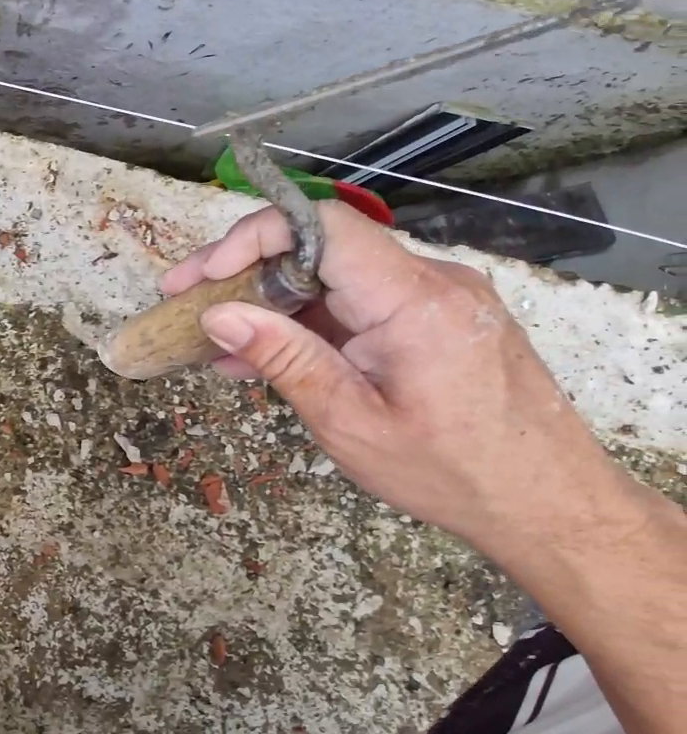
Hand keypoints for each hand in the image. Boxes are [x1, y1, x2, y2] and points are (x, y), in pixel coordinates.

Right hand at [159, 201, 620, 547]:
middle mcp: (431, 283)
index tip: (206, 276)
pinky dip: (301, 318)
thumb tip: (216, 314)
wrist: (553, 507)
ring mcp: (434, 297)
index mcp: (416, 302)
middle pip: (317, 246)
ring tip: (211, 336)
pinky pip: (351, 299)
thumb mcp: (350, 421)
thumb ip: (283, 358)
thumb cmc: (453, 471)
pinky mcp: (431, 316)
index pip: (324, 227)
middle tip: (181, 299)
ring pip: (328, 273)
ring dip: (265, 298)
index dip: (253, 236)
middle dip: (241, 268)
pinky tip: (260, 351)